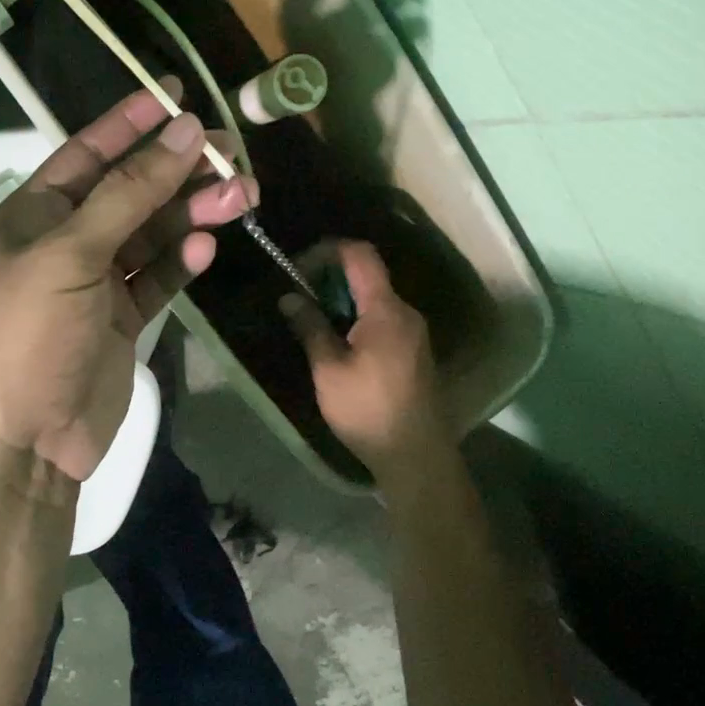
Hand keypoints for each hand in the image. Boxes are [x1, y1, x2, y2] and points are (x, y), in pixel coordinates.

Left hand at [0, 82, 255, 480]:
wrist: (22, 440)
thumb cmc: (29, 334)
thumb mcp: (71, 254)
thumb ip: (129, 194)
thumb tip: (183, 132)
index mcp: (32, 216)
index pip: (87, 155)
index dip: (129, 124)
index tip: (175, 95)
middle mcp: (62, 243)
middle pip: (128, 193)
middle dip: (176, 172)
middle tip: (232, 156)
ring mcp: (92, 285)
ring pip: (150, 235)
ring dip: (191, 214)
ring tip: (240, 196)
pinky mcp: (118, 322)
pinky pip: (155, 279)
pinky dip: (181, 261)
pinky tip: (207, 247)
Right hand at [278, 240, 449, 475]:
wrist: (415, 455)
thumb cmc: (368, 410)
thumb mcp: (329, 370)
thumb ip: (310, 327)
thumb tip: (289, 297)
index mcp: (386, 310)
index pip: (360, 255)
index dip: (327, 250)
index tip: (297, 267)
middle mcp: (406, 313)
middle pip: (368, 276)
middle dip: (329, 278)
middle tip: (297, 298)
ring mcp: (414, 333)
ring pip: (375, 300)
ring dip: (342, 302)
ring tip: (311, 322)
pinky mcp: (414, 353)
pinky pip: (383, 321)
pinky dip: (357, 320)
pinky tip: (336, 344)